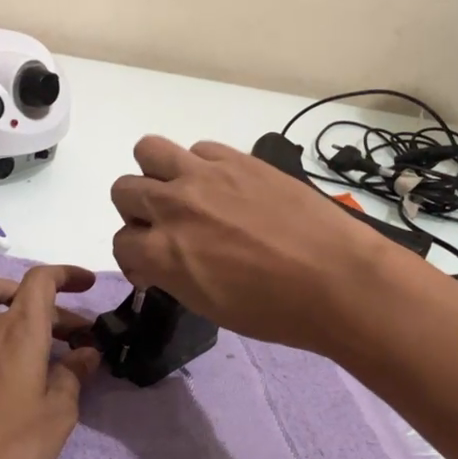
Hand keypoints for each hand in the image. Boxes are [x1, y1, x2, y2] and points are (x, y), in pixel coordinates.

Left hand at [0, 265, 101, 458]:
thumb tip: (86, 353)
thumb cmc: (8, 446)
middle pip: (16, 292)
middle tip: (74, 337)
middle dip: (51, 306)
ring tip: (23, 329)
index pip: (41, 280)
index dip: (66, 274)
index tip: (87, 285)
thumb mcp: (58, 415)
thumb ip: (73, 377)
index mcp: (21, 330)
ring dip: (3, 303)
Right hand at [110, 136, 403, 353]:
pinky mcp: (236, 158)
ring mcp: (203, 175)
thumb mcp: (207, 304)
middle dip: (137, 213)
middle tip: (166, 229)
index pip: (121, 244)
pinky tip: (225, 188)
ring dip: (156, 173)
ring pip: (148, 151)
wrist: (336, 279)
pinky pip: (199, 148)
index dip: (135, 259)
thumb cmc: (275, 310)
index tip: (155, 269)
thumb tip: (166, 261)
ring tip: (183, 193)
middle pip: (124, 190)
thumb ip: (174, 274)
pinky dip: (201, 166)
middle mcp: (172, 206)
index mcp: (161, 252)